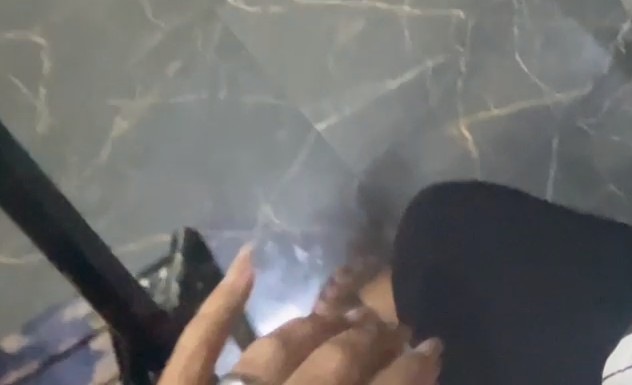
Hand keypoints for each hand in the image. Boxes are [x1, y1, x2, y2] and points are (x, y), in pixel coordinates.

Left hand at [157, 245, 441, 384]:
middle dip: (373, 342)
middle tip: (395, 332)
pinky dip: (220, 304)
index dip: (412, 370)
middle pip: (335, 362)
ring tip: (346, 316)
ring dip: (318, 324)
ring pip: (278, 345)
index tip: (434, 350)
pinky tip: (249, 261)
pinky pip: (197, 346)